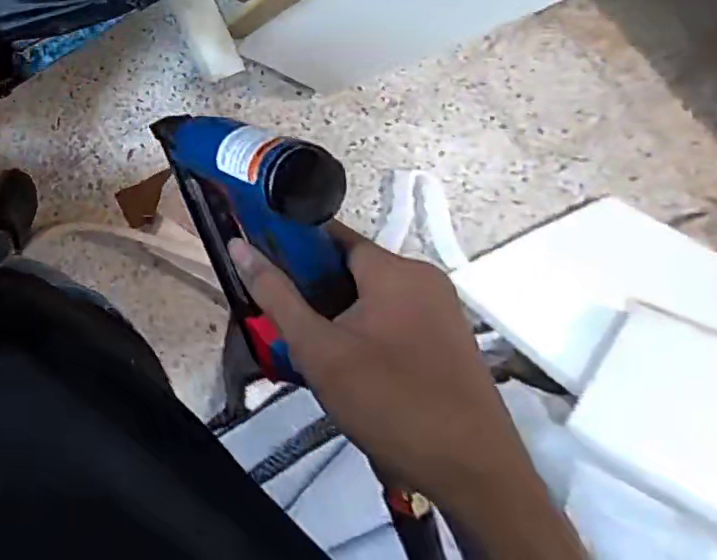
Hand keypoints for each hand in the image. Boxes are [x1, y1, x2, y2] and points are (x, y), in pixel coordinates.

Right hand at [231, 228, 583, 557]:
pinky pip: (387, 315)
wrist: (480, 484)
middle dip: (305, 286)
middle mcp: (422, 279)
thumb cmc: (393, 404)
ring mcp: (439, 310)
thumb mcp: (318, 350)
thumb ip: (274, 293)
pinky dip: (357, 327)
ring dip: (329, 311)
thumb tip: (237, 245)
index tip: (253, 262)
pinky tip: (340, 361)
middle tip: (275, 314)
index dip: (283, 242)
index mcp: (395, 269)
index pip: (324, 232)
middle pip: (343, 264)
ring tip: (304, 342)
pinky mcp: (446, 340)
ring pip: (363, 293)